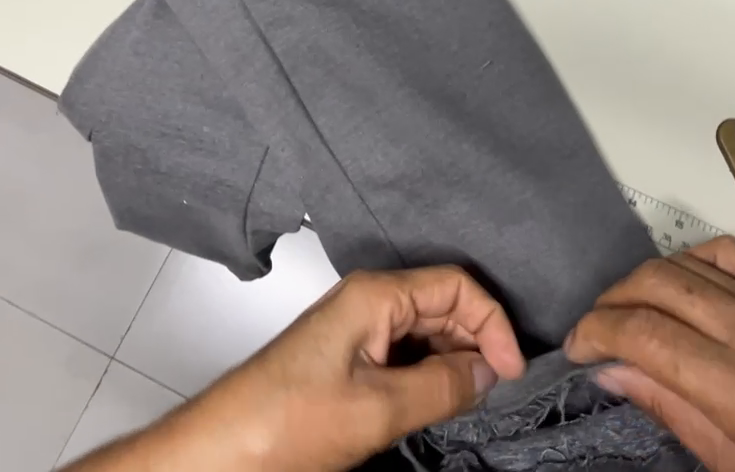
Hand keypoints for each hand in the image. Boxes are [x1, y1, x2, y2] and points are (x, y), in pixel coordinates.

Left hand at [69, 266, 525, 471]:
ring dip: (454, 359)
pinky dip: (430, 372)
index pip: (455, 286)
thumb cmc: (285, 421)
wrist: (223, 449)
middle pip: (443, 303)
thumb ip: (441, 386)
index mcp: (375, 294)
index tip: (512, 370)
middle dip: (476, 341)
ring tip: (469, 399)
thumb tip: (488, 373)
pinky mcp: (351, 353)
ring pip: (426, 328)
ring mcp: (359, 325)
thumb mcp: (377, 410)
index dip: (492, 323)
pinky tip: (438, 400)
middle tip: (495, 389)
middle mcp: (369, 299)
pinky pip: (405, 350)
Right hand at [565, 237, 734, 471]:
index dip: (598, 332)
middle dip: (610, 301)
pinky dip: (686, 259)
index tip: (577, 347)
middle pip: (657, 283)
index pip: (647, 334)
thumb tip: (612, 371)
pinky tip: (673, 285)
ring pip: (683, 262)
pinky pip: (725, 252)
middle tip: (592, 331)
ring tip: (622, 312)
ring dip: (639, 281)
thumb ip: (671, 412)